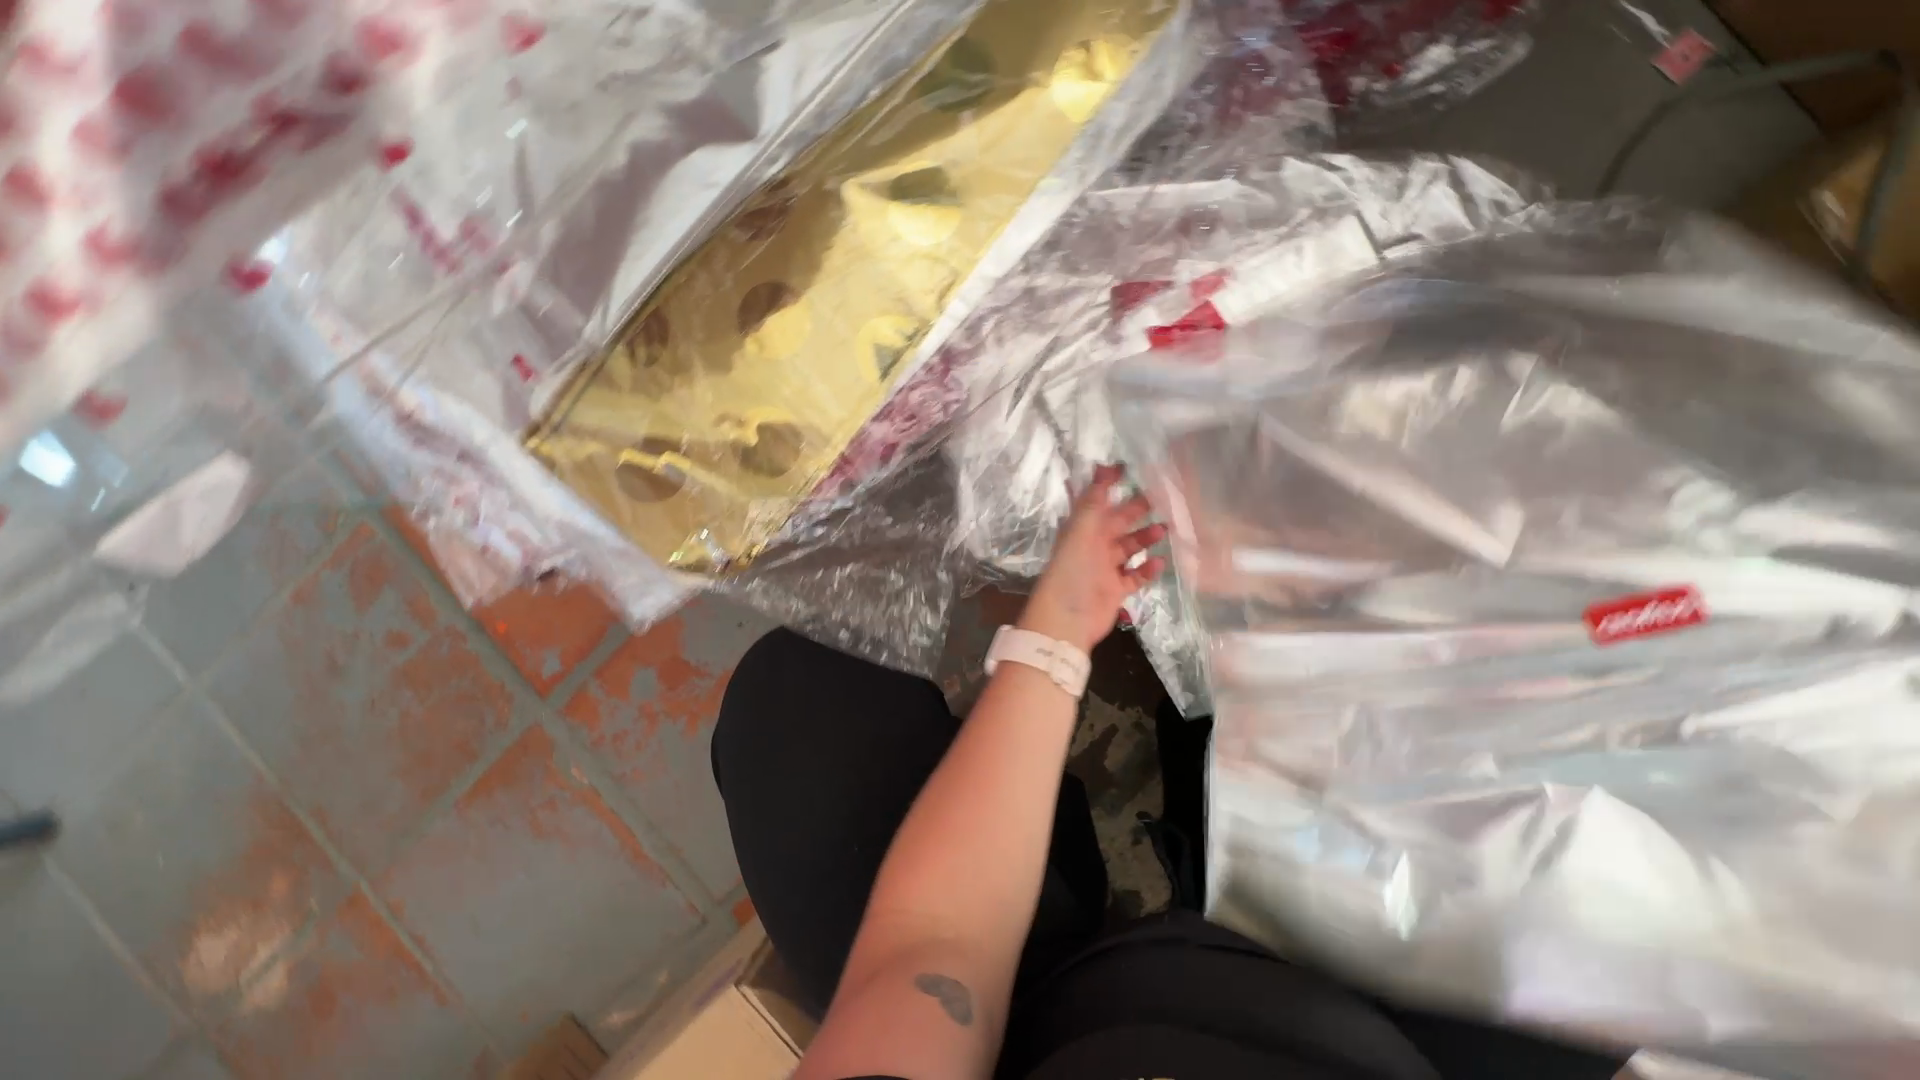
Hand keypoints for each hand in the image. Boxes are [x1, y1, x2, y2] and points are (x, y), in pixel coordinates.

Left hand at [1018, 464, 1166, 653]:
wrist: (1067, 618)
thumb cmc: (1072, 570)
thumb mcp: (1080, 530)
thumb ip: (1093, 500)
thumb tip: (1104, 465)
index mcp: (1080, 529)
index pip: (1097, 501)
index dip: (1110, 485)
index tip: (1129, 469)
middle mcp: (1092, 545)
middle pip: (1118, 523)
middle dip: (1136, 510)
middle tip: (1162, 499)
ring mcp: (1104, 568)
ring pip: (1129, 548)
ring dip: (1146, 538)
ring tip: (1166, 529)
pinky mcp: (1115, 589)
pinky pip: (1135, 576)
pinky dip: (1147, 569)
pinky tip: (1160, 562)